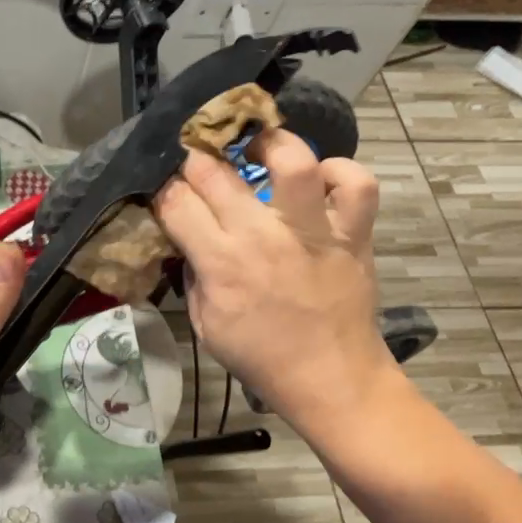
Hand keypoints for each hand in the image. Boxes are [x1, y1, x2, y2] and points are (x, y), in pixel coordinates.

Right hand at [152, 128, 403, 436]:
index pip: (176, 201)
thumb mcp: (205, 324)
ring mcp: (311, 230)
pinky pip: (357, 184)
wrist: (330, 378)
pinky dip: (341, 172)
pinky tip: (322, 180)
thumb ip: (194, 276)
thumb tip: (189, 240)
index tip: (168, 193)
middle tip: (201, 167)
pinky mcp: (352, 233)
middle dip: (197, 161)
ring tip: (261, 149)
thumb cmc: (261, 356)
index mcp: (220, 262)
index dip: (164, 189)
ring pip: (293, 161)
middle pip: (215, 172)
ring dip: (270, 144)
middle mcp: (262, 236)